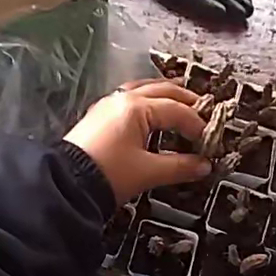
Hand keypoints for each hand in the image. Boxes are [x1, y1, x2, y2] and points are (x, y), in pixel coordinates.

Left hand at [64, 80, 210, 202]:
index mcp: (137, 108)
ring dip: (166, 95)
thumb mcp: (149, 172)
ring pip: (144, 90)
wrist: (65, 185)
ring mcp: (108, 105)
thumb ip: (180, 167)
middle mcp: (123, 99)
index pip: (177, 110)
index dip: (197, 124)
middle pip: (162, 89)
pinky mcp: (99, 117)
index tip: (210, 141)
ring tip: (182, 104)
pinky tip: (153, 114)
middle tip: (205, 111)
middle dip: (186, 99)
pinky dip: (148, 102)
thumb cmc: (109, 175)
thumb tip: (204, 166)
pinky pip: (130, 100)